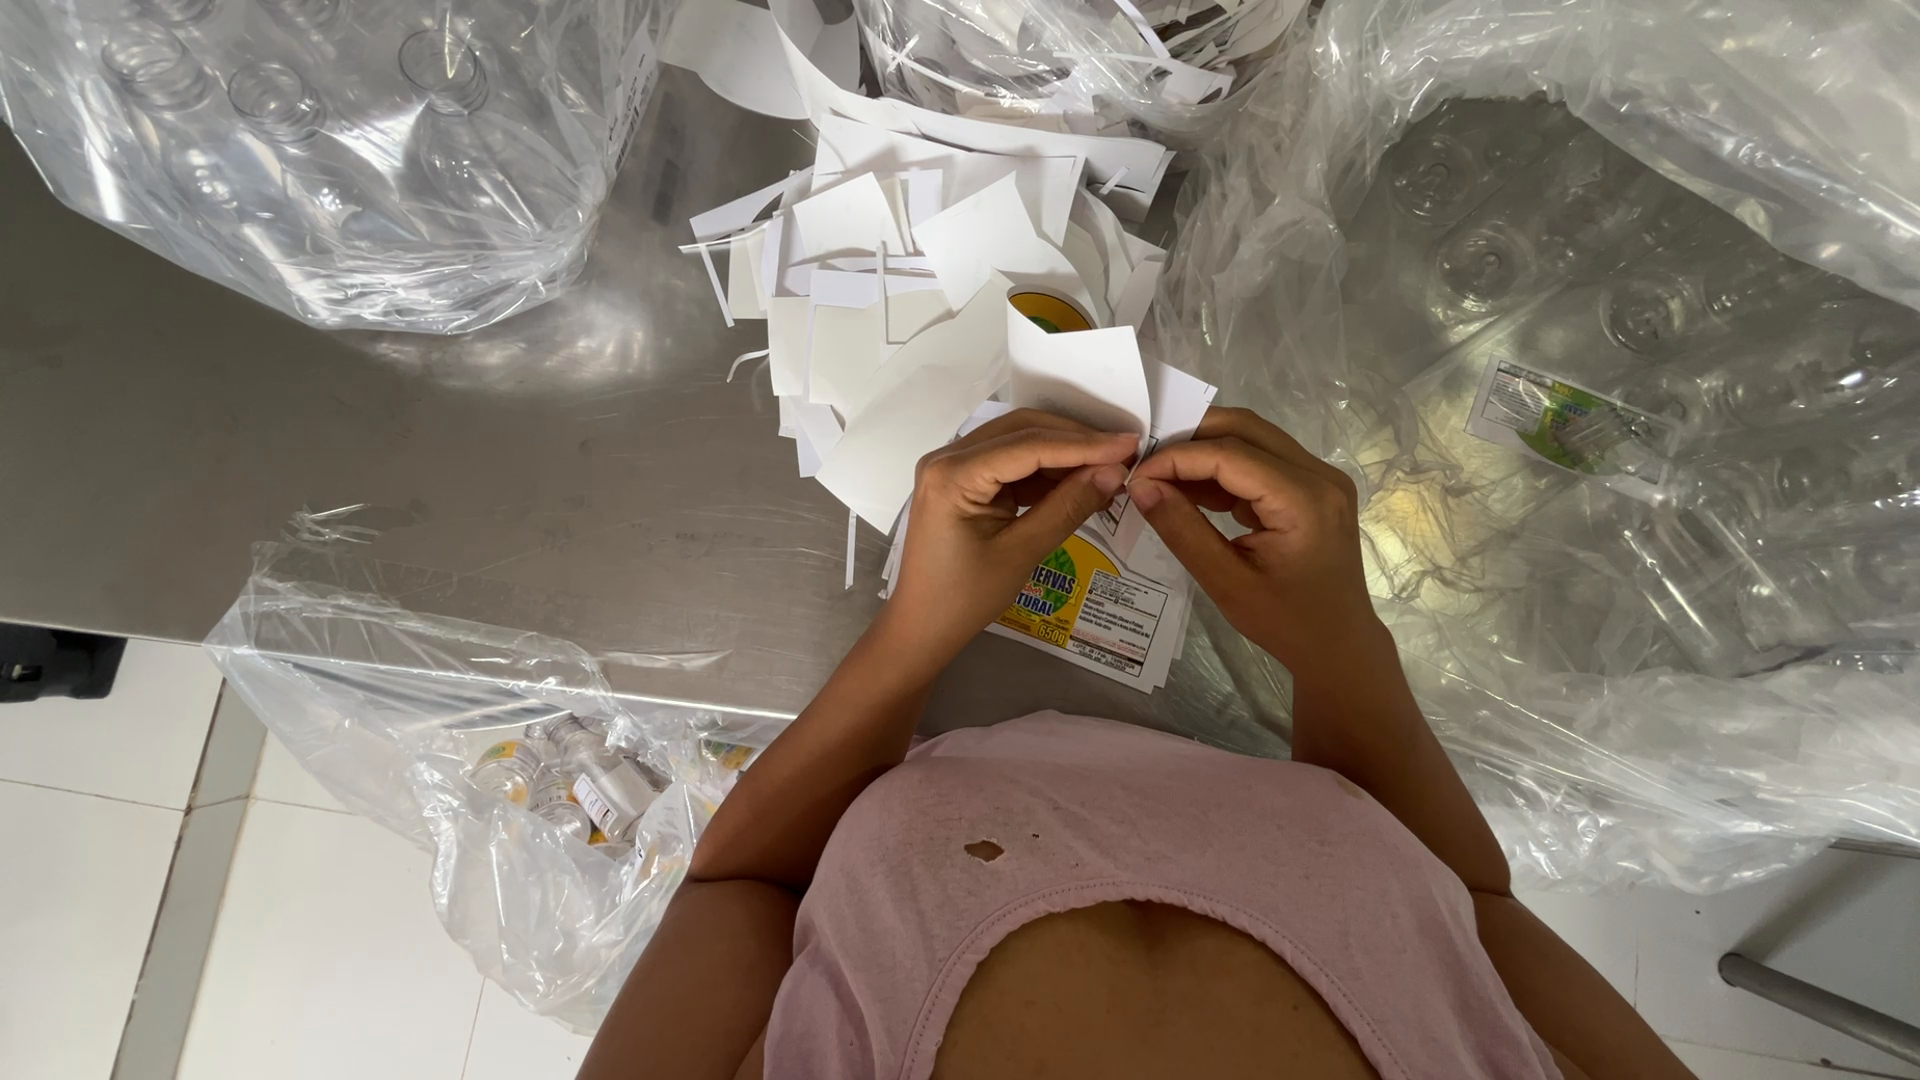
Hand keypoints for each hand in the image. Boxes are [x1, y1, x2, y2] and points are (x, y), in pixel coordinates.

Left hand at [883, 409, 1134, 667]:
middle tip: (1124, 455)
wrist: (924, 625)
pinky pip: (1009, 463)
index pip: (1028, 445)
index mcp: (953, 474)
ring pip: (1018, 442)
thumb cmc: (965, 598)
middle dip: (1074, 441)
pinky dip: (1044, 470)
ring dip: (1062, 454)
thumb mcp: (1022, 552)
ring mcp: (951, 466)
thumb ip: (1068, 507)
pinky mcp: (961, 480)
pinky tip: (1078, 481)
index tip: (1130, 445)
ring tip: (1108, 470)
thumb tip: (1114, 473)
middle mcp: (947, 458)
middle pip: (1022, 431)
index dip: (1084, 443)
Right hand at [1127, 407, 1379, 671]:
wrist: (1337, 645)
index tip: (1136, 476)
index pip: (1230, 454)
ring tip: (1160, 476)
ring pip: (1251, 437)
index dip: (1176, 457)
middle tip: (1145, 462)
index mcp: (1305, 500)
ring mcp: (1318, 478)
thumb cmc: (1285, 622)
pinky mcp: (1309, 487)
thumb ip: (1182, 530)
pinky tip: (1188, 490)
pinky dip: (1220, 468)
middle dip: (1188, 437)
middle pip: (1244, 428)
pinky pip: (1258, 460)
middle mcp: (1319, 475)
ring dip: (1203, 450)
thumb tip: (1140, 486)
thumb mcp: (1225, 582)